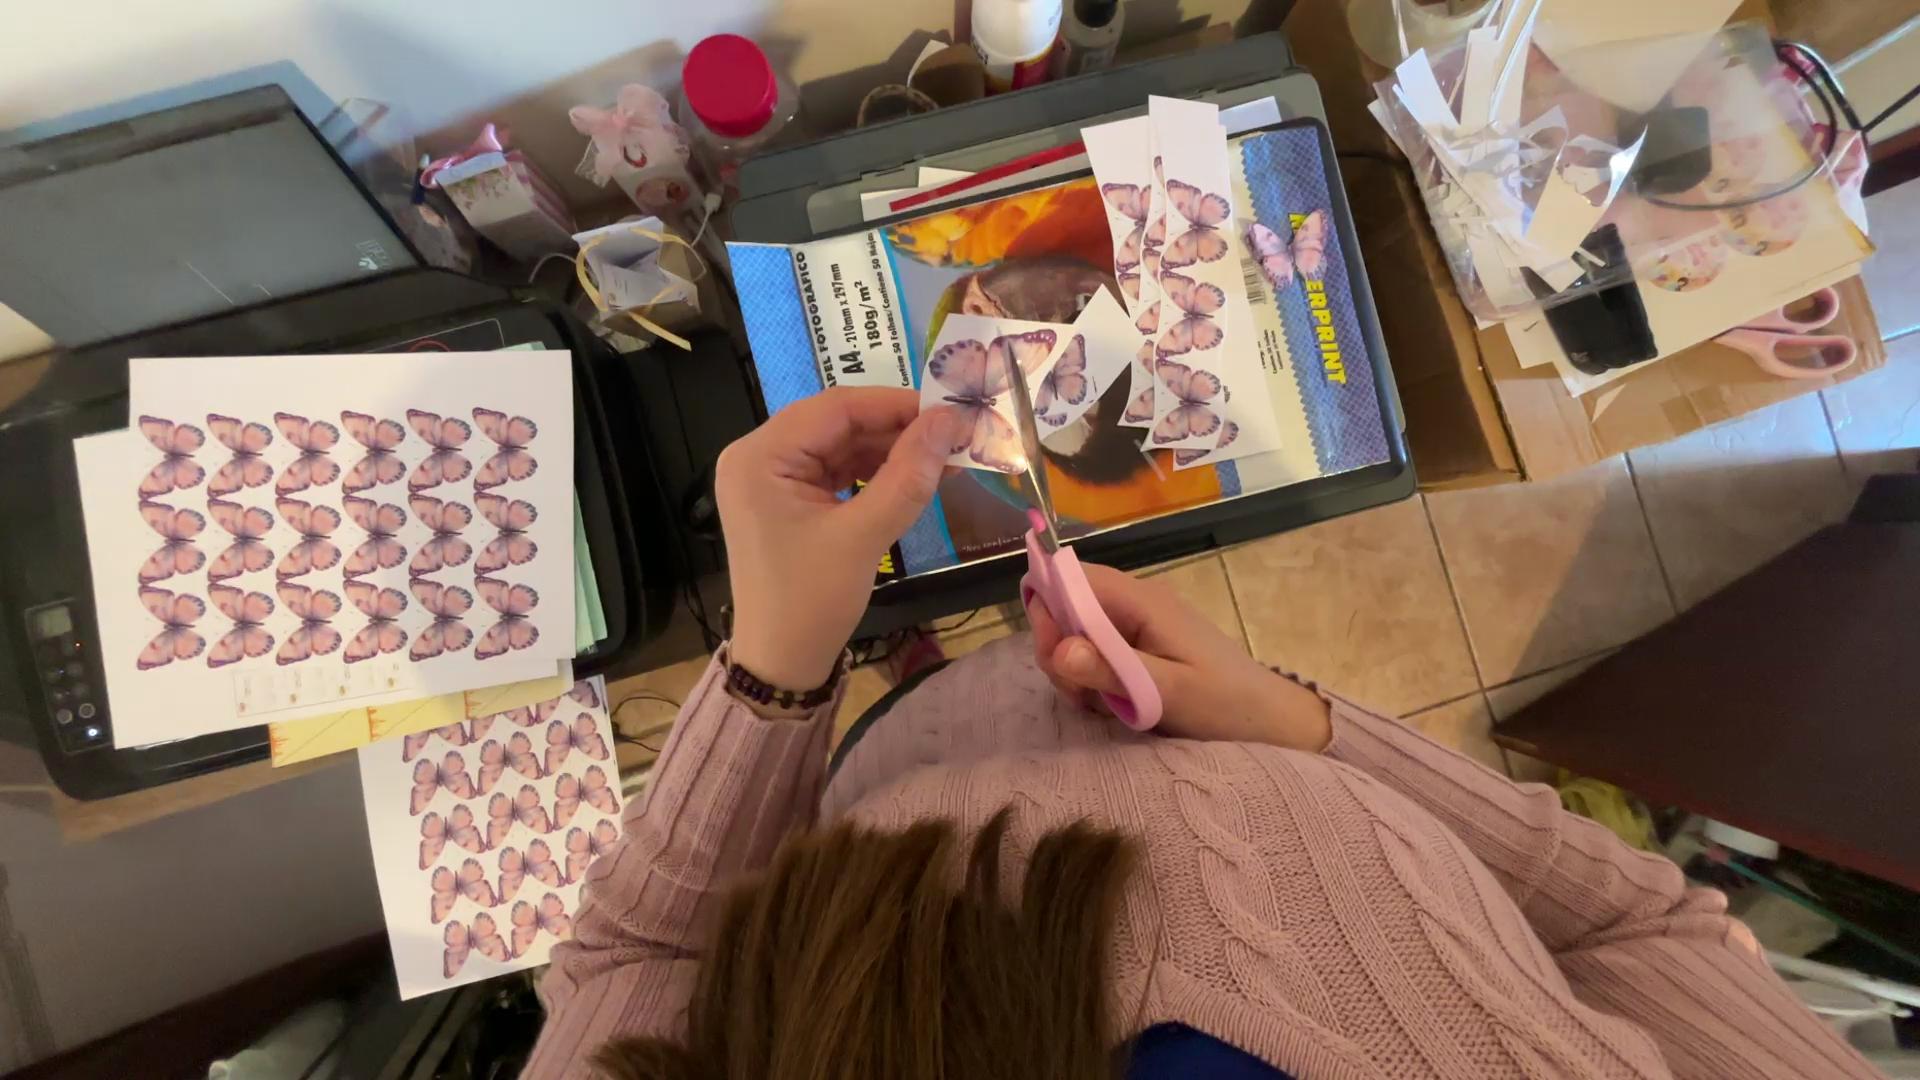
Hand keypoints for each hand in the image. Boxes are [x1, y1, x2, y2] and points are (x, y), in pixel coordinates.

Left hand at [716, 387, 960, 690]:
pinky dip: (876, 473)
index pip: (836, 408)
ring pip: (842, 447)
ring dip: (891, 451)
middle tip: (955, 435)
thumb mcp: (863, 536)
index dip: (896, 404)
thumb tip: (950, 421)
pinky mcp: (789, 500)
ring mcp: (772, 479)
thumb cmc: (812, 601)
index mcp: (760, 456)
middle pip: (838, 424)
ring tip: (945, 457)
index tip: (950, 410)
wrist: (781, 663)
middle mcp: (759, 457)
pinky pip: (838, 472)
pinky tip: (914, 476)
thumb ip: (908, 475)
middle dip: (897, 429)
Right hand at [1028, 563, 1330, 751]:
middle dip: (1058, 648)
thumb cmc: (1225, 704)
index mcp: (1142, 599)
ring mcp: (1136, 622)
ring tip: (1096, 703)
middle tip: (1077, 693)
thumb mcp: (1168, 692)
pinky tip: (1107, 701)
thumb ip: (1112, 670)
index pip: (1072, 577)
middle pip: (1068, 605)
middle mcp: (1134, 601)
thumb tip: (1058, 649)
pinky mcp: (1138, 643)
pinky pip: (1094, 649)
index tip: (1052, 655)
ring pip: (1076, 631)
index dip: (1048, 607)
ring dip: (1072, 668)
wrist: (1269, 720)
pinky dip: (1089, 675)